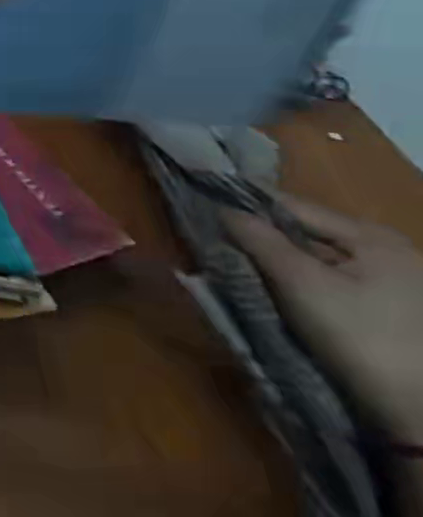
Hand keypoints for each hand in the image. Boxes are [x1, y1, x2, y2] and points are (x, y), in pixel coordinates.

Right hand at [223, 196, 422, 439]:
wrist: (417, 408)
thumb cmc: (359, 333)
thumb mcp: (299, 281)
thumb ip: (257, 238)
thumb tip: (223, 208)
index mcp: (376, 239)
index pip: (293, 205)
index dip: (245, 200)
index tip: (201, 195)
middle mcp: (393, 252)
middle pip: (306, 230)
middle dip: (261, 231)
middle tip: (215, 232)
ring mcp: (397, 283)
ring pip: (315, 255)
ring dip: (276, 256)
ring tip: (237, 258)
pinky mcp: (390, 308)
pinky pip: (328, 277)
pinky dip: (296, 276)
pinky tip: (273, 284)